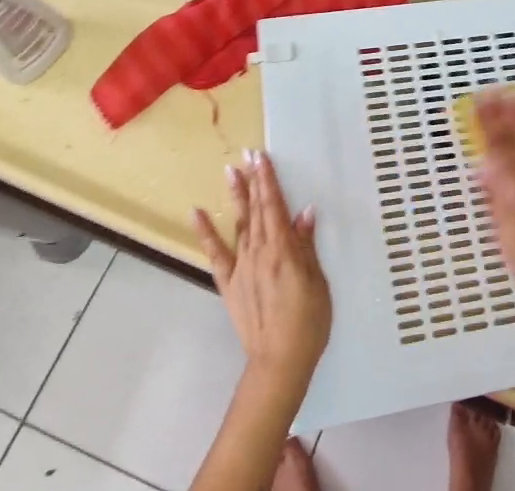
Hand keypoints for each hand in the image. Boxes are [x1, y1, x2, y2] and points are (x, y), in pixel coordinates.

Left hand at [193, 149, 331, 388]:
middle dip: (254, 180)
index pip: (276, 206)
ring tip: (230, 171)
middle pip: (258, 210)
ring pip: (240, 224)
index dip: (270, 180)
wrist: (279, 361)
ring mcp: (242, 267)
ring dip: (237, 196)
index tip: (263, 157)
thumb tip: (304, 212)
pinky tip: (197, 213)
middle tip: (249, 154)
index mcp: (284, 250)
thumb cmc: (308, 323)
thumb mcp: (318, 282)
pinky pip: (216, 254)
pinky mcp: (230, 284)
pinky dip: (206, 232)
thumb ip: (307, 246)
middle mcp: (260, 252)